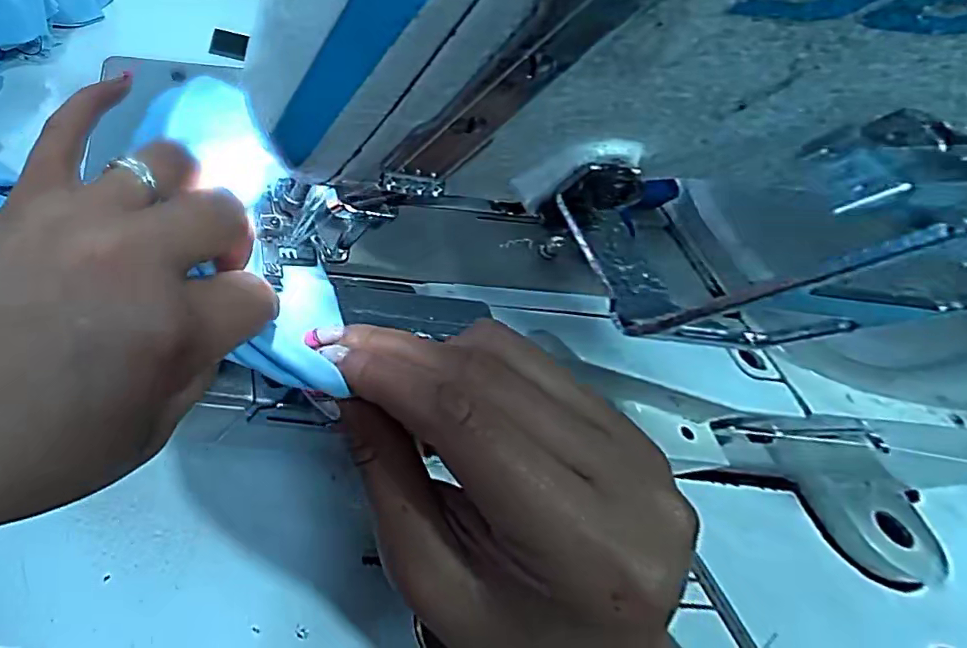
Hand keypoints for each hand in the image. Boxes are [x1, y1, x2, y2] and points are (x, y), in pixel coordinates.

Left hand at [0, 75, 277, 543]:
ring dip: (180, 189)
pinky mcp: (32, 194)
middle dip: (230, 242)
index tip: (229, 317)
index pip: (252, 296)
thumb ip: (196, 372)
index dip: (248, 309)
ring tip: (163, 214)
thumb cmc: (35, 448)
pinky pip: (68, 126)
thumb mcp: (143, 437)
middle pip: (221, 212)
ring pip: (163, 161)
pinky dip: (96, 99)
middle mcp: (136, 255)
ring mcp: (81, 213)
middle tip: (205, 266)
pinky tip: (121, 82)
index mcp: (170, 327)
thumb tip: (213, 320)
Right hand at [325, 320, 695, 647]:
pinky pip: (525, 356)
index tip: (333, 355)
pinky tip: (438, 383)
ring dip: (429, 351)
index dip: (391, 375)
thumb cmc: (508, 632)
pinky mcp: (621, 423)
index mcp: (583, 545)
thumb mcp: (427, 575)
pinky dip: (465, 356)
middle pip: (485, 376)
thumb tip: (345, 387)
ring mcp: (632, 445)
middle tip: (340, 347)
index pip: (468, 421)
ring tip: (387, 376)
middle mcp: (624, 482)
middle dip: (398, 353)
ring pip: (502, 352)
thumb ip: (384, 472)